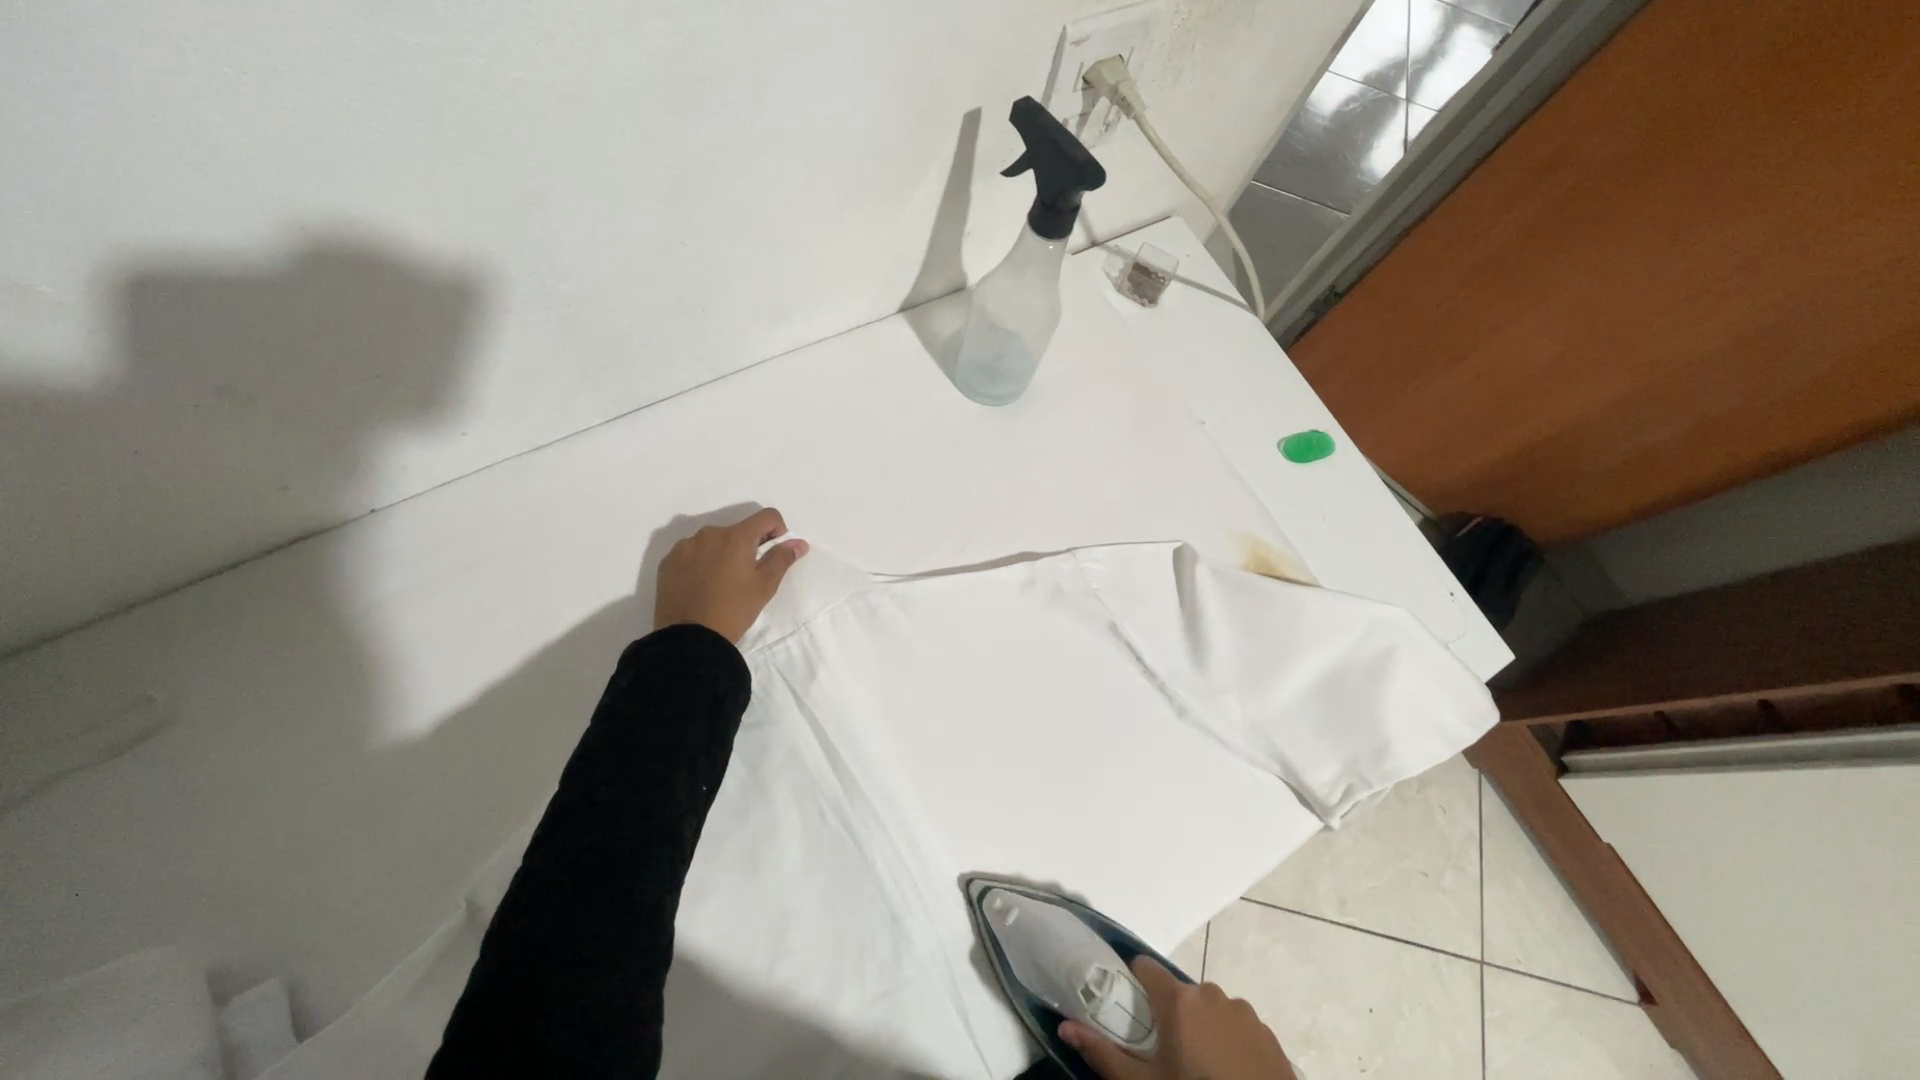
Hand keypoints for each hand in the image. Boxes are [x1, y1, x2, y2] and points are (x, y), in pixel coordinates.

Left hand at [653, 507, 808, 643]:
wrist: (689, 638)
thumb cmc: (733, 610)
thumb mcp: (764, 586)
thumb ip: (782, 559)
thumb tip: (799, 543)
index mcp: (736, 536)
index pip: (766, 516)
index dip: (777, 529)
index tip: (774, 550)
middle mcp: (709, 533)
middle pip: (737, 530)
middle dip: (747, 545)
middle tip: (747, 575)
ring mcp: (685, 546)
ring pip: (713, 541)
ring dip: (722, 553)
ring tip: (721, 583)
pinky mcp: (668, 561)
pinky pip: (691, 553)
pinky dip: (700, 562)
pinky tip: (701, 586)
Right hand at [1061, 956, 1297, 1079]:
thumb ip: (1103, 1053)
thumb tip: (1064, 1026)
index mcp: (1178, 999)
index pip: (1144, 967)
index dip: (1133, 983)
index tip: (1129, 1011)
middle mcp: (1210, 993)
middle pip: (1177, 993)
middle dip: (1168, 1016)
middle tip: (1164, 1055)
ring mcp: (1242, 1010)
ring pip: (1208, 1009)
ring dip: (1199, 1028)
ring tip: (1198, 1068)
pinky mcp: (1266, 1030)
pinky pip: (1235, 1025)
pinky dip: (1227, 1041)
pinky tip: (1227, 1073)